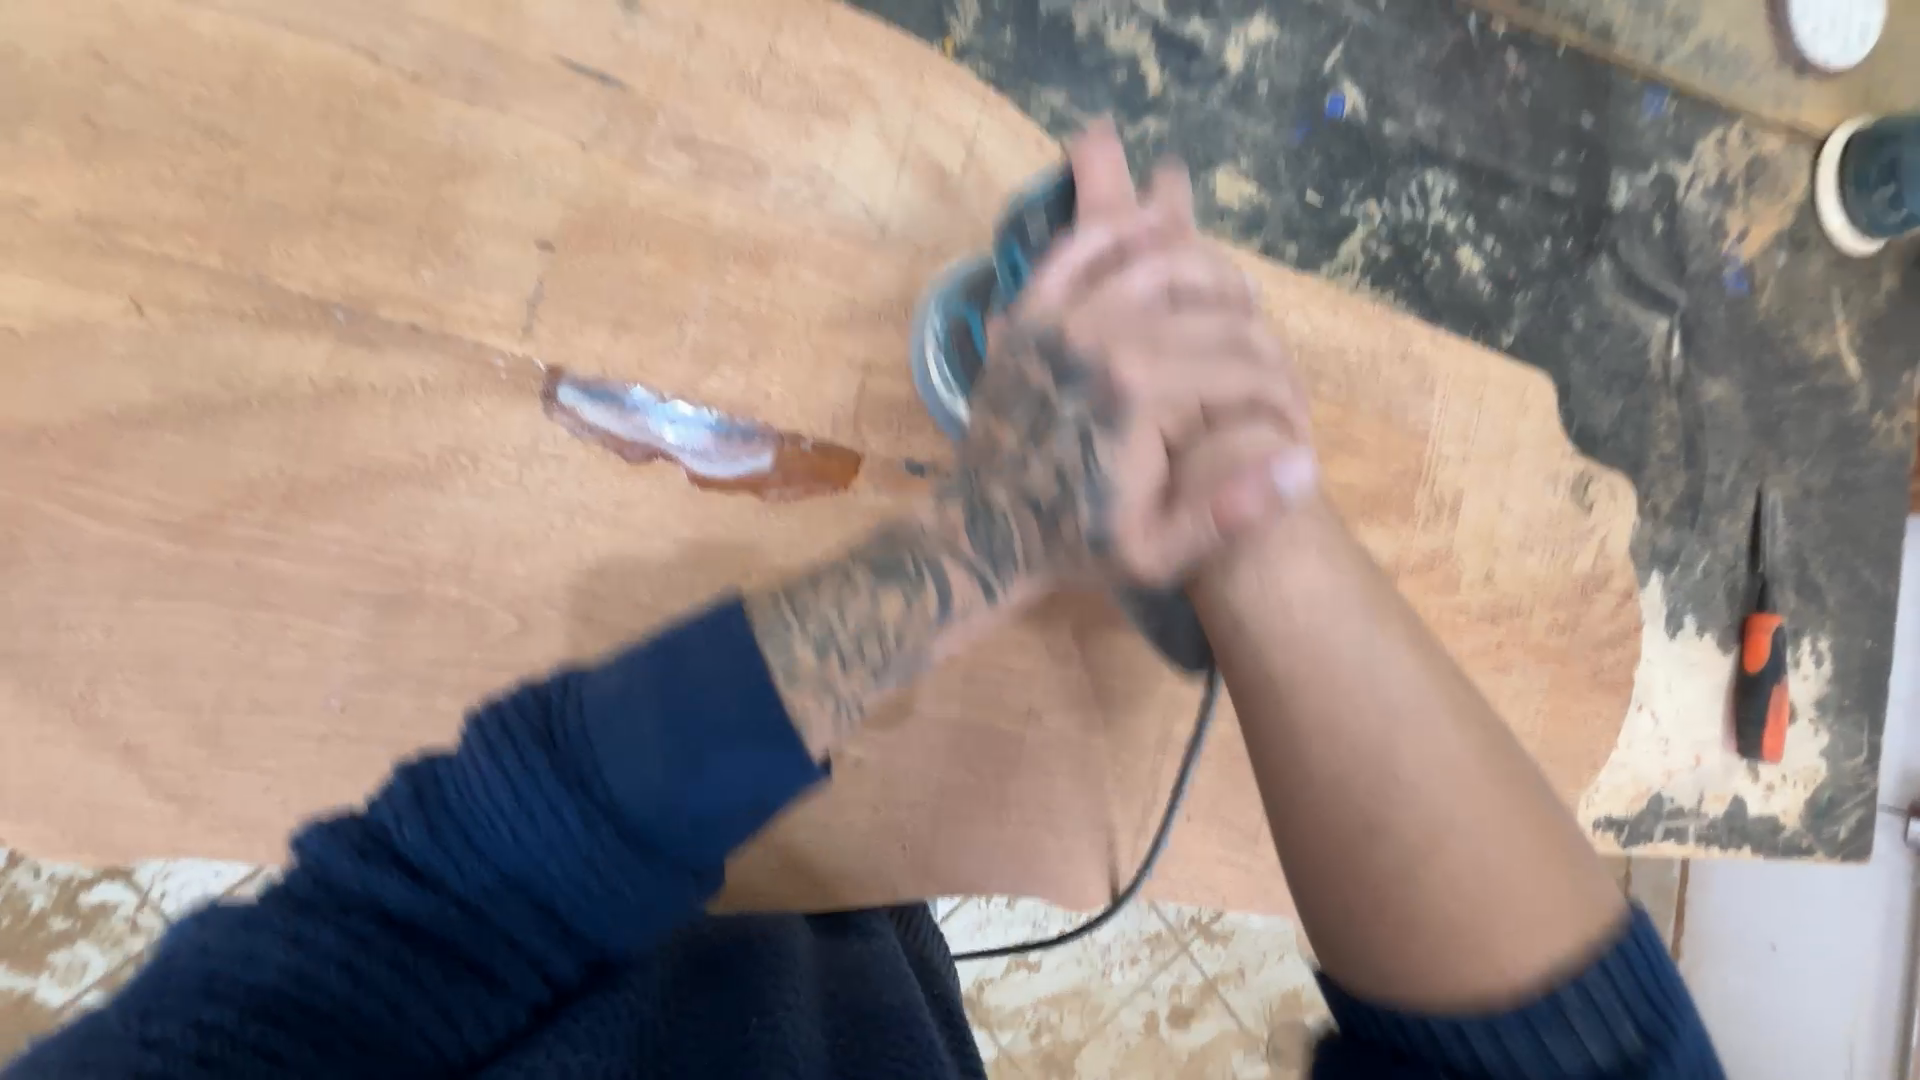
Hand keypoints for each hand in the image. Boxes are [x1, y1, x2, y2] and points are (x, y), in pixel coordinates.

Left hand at [948, 120, 1316, 588]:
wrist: (985, 533)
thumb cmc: (1073, 544)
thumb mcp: (1156, 553)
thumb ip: (1232, 513)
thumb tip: (1306, 462)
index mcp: (1142, 395)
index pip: (1246, 368)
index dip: (1283, 395)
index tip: (1290, 421)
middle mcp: (1106, 338)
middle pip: (1217, 314)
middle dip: (1261, 345)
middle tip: (1268, 377)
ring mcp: (1061, 319)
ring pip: (1161, 262)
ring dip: (1213, 277)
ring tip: (1235, 308)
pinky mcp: (1030, 316)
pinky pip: (1080, 251)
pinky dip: (1121, 232)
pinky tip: (1156, 229)